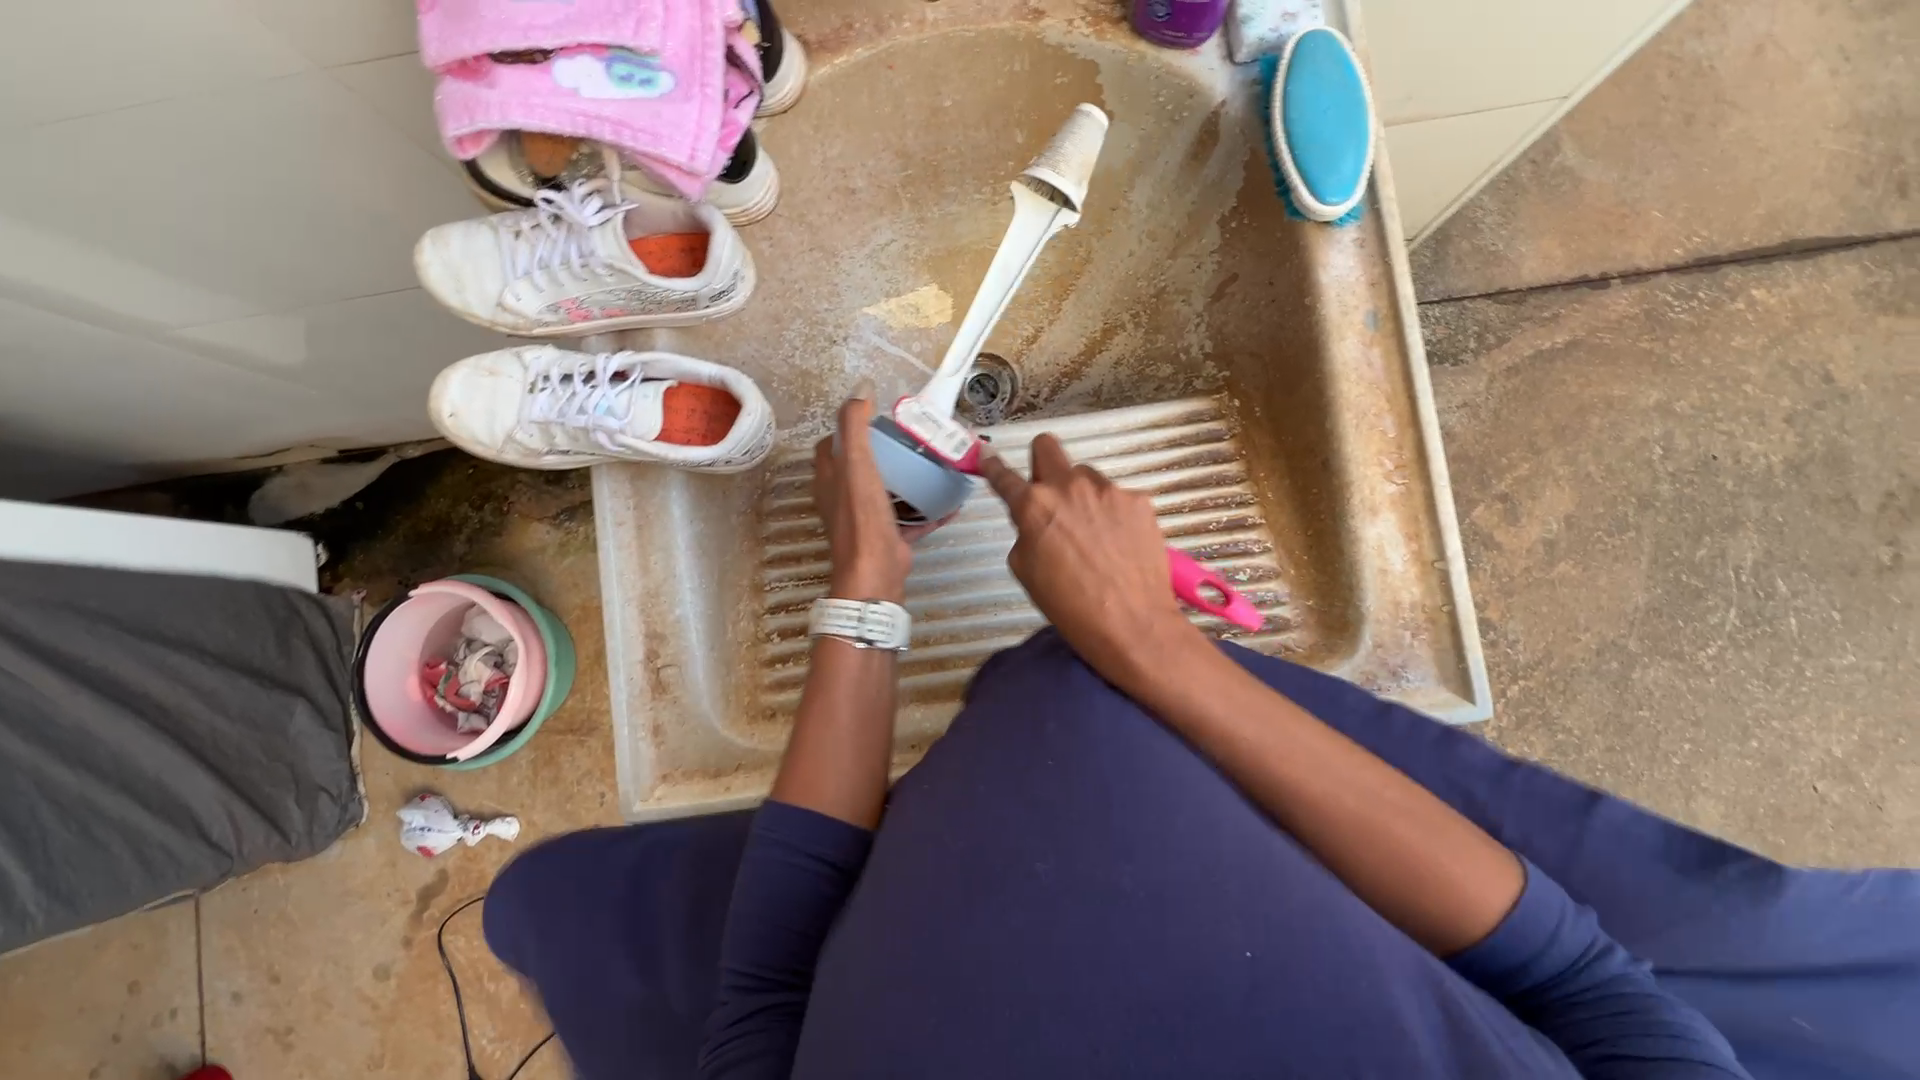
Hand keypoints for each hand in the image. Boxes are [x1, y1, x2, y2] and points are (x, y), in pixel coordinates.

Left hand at [813, 393, 946, 602]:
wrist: (875, 572)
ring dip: (904, 480)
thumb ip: (855, 425)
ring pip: (884, 493)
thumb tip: (861, 388)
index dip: (848, 428)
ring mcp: (865, 520)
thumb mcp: (857, 463)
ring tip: (927, 464)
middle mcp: (843, 499)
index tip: (875, 418)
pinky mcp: (888, 538)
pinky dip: (926, 512)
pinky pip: (910, 521)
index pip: (831, 446)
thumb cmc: (862, 518)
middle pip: (858, 468)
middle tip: (907, 439)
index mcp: (830, 480)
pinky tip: (948, 503)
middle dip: (880, 452)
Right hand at [979, 434, 1202, 685]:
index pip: (1004, 476)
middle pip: (1047, 447)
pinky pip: (1117, 498)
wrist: (1132, 624)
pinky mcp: (1139, 501)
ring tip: (1092, 535)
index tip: (988, 454)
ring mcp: (1108, 491)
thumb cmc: (1073, 608)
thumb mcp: (1027, 572)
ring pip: (1086, 476)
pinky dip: (1114, 515)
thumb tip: (1034, 521)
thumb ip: (1025, 533)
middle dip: (1041, 462)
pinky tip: (1118, 544)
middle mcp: (1070, 488)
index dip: (993, 465)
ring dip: (1082, 495)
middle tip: (1049, 492)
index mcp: (1034, 507)